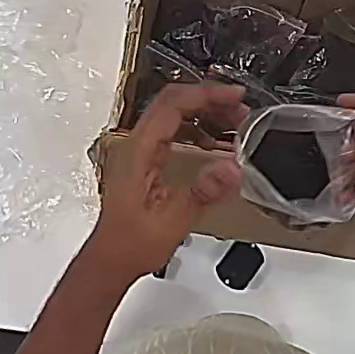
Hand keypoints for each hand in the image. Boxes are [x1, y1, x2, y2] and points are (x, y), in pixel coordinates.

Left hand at [83, 83, 246, 282]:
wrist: (112, 259)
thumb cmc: (130, 243)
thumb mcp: (173, 220)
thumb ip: (203, 192)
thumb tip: (232, 168)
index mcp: (138, 150)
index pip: (173, 104)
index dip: (207, 94)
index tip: (234, 96)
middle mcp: (137, 145)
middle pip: (175, 103)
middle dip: (212, 101)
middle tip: (242, 110)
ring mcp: (141, 151)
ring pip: (176, 116)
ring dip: (207, 114)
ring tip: (236, 124)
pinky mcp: (148, 161)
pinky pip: (175, 133)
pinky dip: (200, 131)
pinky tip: (218, 145)